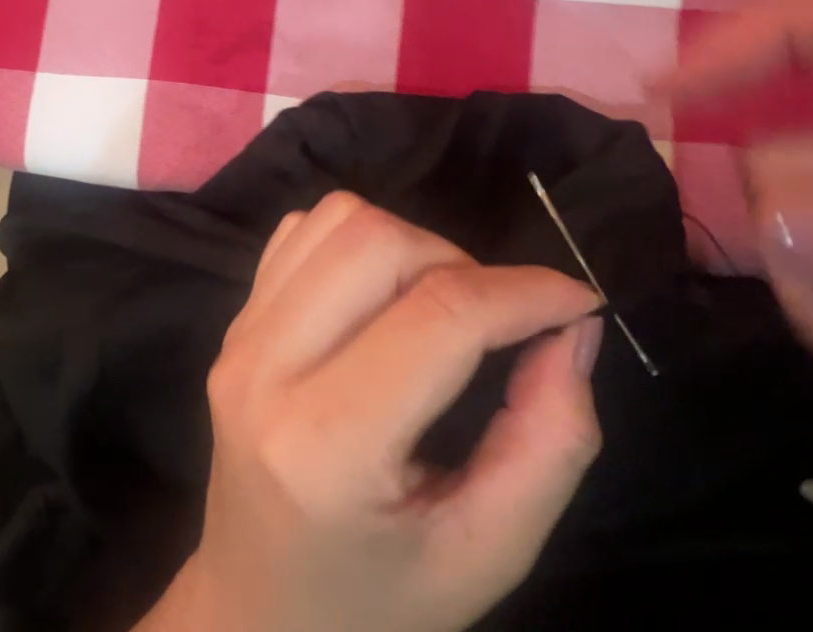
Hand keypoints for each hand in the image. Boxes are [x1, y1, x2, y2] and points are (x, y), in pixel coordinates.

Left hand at [137, 192, 603, 631]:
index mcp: (327, 444)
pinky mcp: (231, 325)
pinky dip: (355, 244)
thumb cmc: (377, 601)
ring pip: (335, 220)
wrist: (256, 610)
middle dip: (462, 263)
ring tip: (439, 309)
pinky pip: (299, 236)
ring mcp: (237, 339)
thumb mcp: (487, 552)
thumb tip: (574, 328)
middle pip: (376, 241)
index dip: (527, 292)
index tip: (580, 304)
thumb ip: (550, 441)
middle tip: (497, 322)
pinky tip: (380, 300)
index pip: (438, 316)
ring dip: (409, 245)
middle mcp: (265, 370)